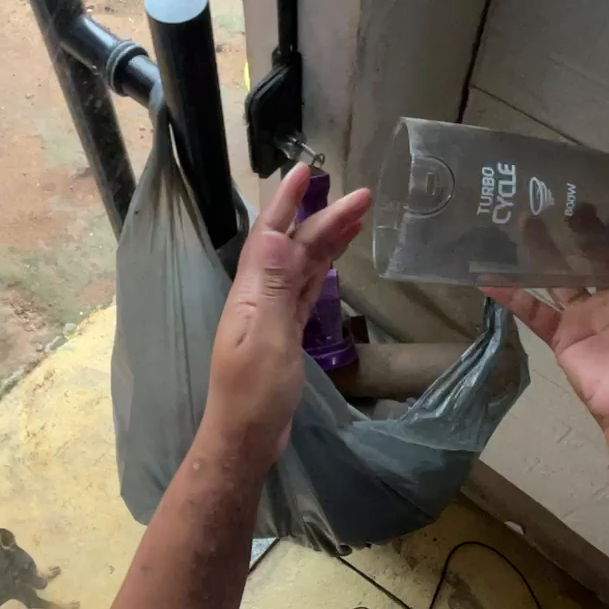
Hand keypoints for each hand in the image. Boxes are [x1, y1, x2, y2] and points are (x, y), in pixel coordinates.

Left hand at [202, 165, 370, 464]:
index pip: (270, 234)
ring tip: (358, 217)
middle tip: (363, 196)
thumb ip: (275, 286)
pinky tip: (335, 259)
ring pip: (302, 268)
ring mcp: (271, 316)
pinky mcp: (284, 334)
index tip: (307, 170)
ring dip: (327, 241)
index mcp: (250, 292)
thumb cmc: (254, 393)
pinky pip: (305, 292)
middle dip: (323, 219)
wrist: (246, 438)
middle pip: (293, 247)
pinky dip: (322, 272)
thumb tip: (280, 233)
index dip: (287, 202)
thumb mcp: (266, 336)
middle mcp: (259, 296)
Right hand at [484, 174, 608, 430]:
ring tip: (521, 220)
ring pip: (558, 278)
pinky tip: (489, 276)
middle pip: (590, 255)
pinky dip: (511, 295)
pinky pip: (532, 312)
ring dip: (540, 253)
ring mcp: (587, 316)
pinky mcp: (562, 338)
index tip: (597, 184)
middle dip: (573, 229)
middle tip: (552, 195)